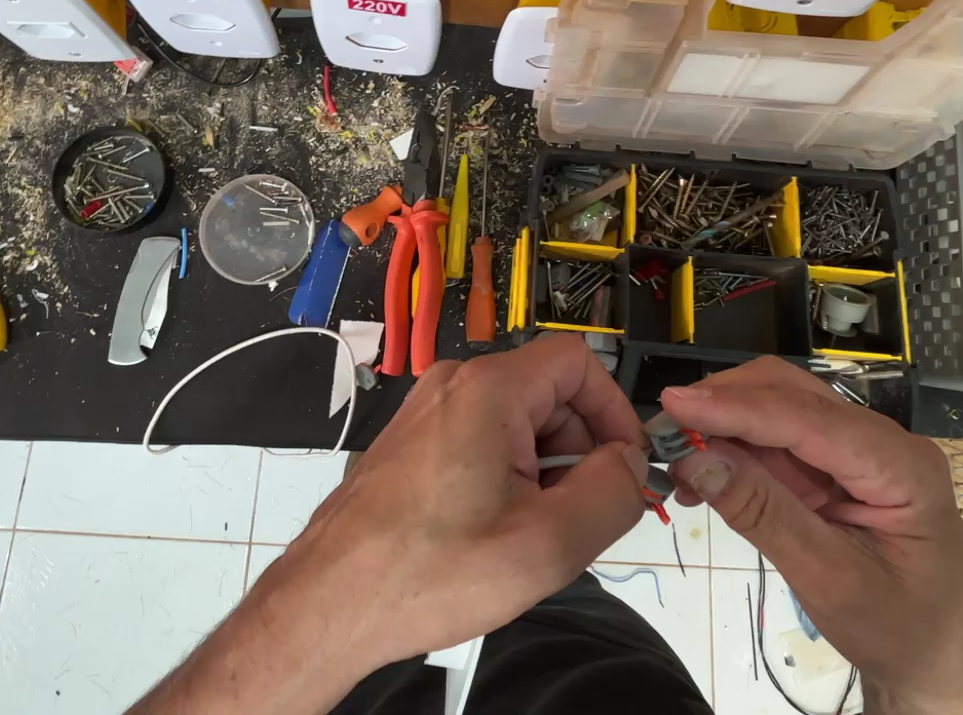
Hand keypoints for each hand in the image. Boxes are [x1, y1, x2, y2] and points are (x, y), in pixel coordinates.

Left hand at [266, 332, 649, 664]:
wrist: (330, 601)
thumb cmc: (428, 571)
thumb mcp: (547, 543)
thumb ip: (612, 492)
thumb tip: (631, 462)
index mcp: (488, 389)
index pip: (577, 361)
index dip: (613, 408)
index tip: (624, 465)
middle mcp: (454, 383)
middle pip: (548, 394)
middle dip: (577, 452)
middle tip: (573, 518)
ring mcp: (429, 409)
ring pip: (518, 422)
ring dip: (542, 471)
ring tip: (528, 534)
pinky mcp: (415, 438)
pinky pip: (484, 439)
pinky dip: (507, 476)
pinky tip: (494, 530)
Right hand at [661, 358, 962, 714]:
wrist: (936, 663)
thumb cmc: (898, 631)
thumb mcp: (829, 581)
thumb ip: (763, 514)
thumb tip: (694, 460)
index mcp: (900, 465)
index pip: (807, 418)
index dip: (735, 407)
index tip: (672, 403)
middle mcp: (879, 439)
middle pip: (788, 392)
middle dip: (723, 403)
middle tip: (664, 431)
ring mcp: (854, 447)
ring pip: (774, 406)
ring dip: (720, 421)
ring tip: (674, 453)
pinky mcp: (830, 462)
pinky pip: (770, 437)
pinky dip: (729, 446)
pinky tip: (699, 473)